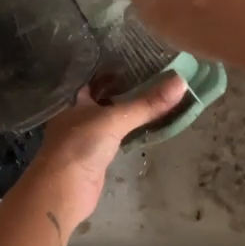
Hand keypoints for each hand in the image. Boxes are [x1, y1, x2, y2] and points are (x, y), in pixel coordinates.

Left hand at [21, 76, 186, 226]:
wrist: (63, 191)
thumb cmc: (80, 145)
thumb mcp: (114, 119)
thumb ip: (146, 104)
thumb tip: (181, 82)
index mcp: (74, 97)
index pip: (96, 73)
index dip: (115, 65)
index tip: (140, 54)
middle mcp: (78, 111)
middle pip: (105, 93)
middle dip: (126, 86)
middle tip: (157, 71)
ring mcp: (87, 133)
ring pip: (112, 114)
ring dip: (130, 107)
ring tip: (158, 90)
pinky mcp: (97, 153)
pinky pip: (118, 133)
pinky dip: (131, 127)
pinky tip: (148, 120)